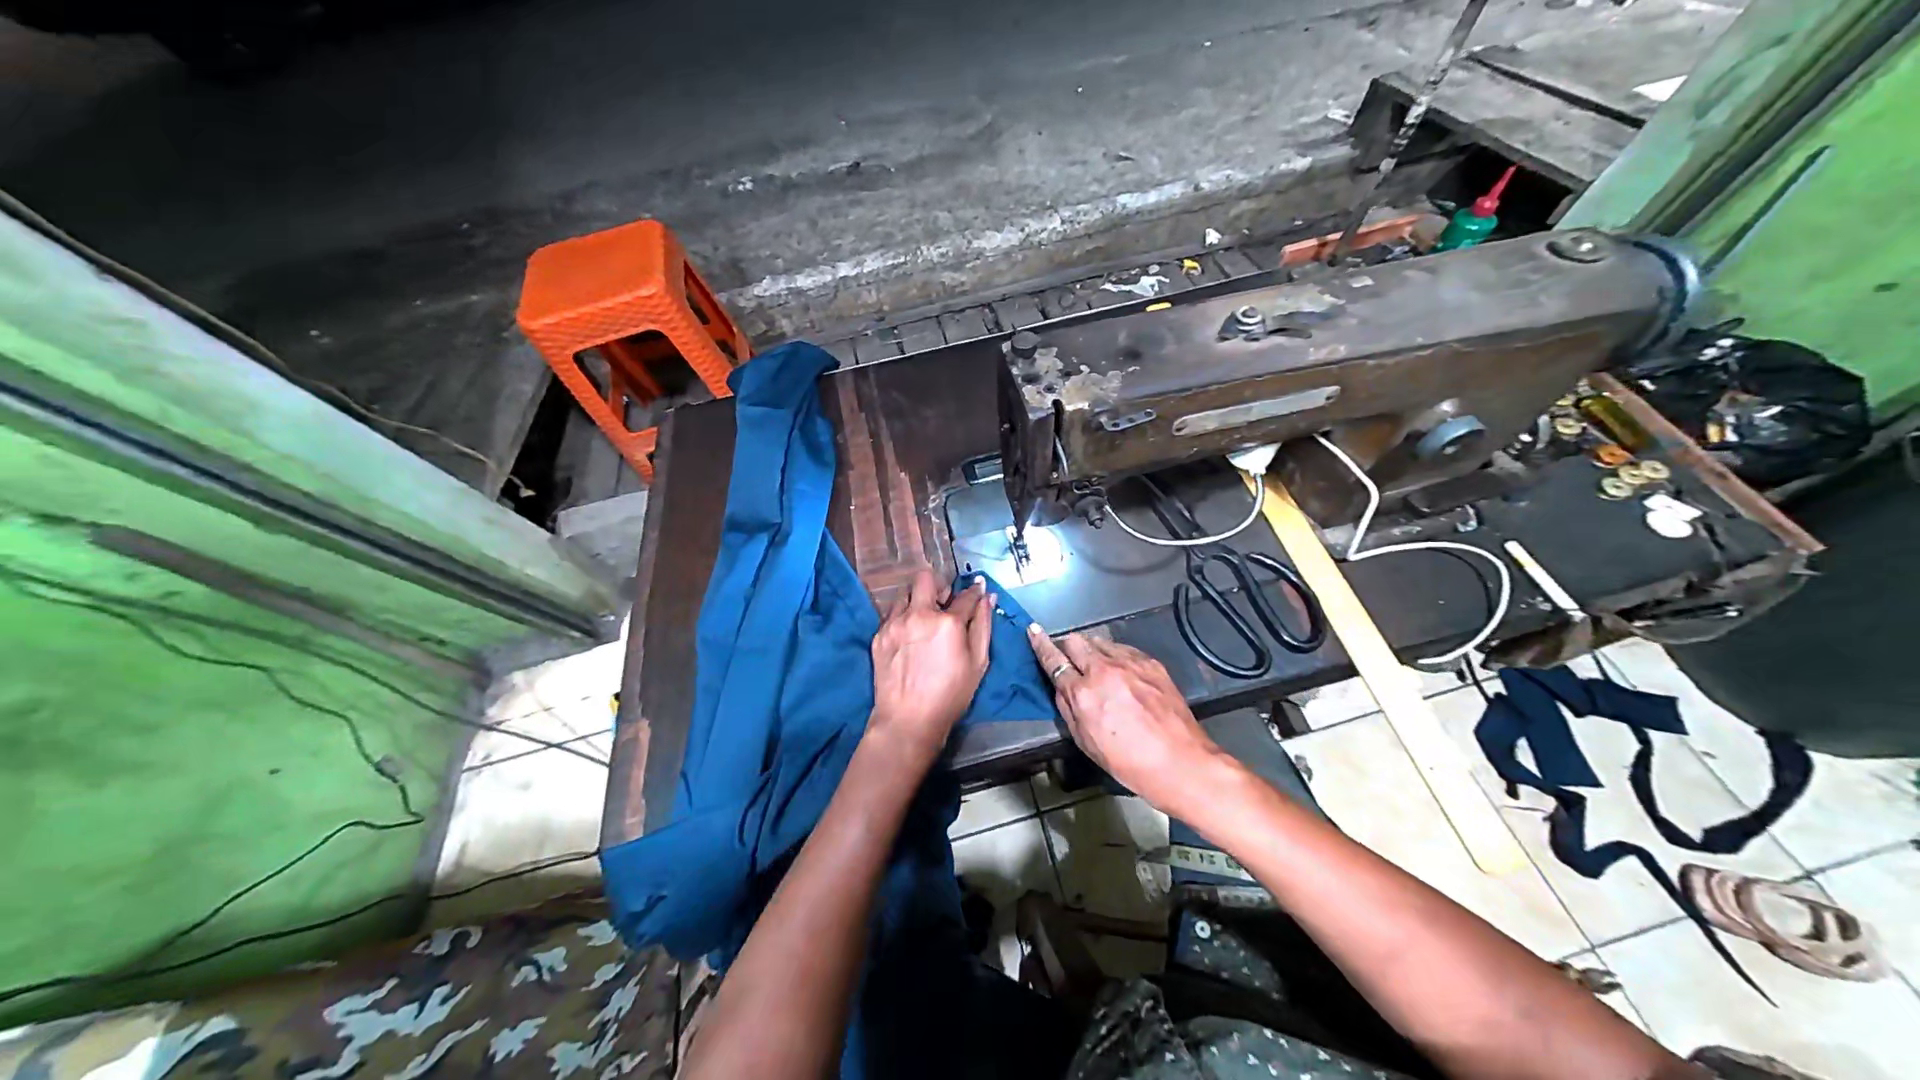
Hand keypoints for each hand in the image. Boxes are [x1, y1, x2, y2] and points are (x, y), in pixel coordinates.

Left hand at [868, 570, 993, 764]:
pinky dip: (902, 617)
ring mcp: (895, 623)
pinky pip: (891, 614)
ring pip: (904, 593)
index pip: (966, 596)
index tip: (976, 591)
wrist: (908, 719)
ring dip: (917, 599)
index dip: (974, 592)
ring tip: (924, 618)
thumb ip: (983, 625)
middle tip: (944, 602)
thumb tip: (987, 598)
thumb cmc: (950, 695)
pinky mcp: (879, 635)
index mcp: (948, 622)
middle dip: (938, 585)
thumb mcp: (978, 662)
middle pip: (925, 578)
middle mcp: (919, 614)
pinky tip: (909, 635)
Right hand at [1026, 627, 1237, 816]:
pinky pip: (1124, 649)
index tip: (1033, 631)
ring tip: (1098, 669)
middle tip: (1070, 660)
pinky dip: (1115, 656)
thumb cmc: (1128, 762)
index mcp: (1083, 693)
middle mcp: (1104, 670)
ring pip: (1100, 641)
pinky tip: (1122, 673)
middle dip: (1067, 647)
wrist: (1180, 761)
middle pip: (1076, 641)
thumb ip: (1068, 710)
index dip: (1040, 644)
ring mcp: (1130, 663)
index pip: (1054, 660)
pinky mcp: (1151, 663)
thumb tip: (1062, 689)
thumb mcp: (1086, 742)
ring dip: (1092, 650)